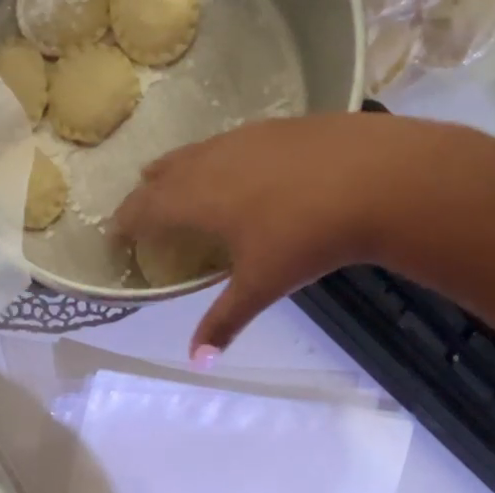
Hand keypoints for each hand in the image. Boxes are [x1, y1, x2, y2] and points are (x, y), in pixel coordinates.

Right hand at [114, 113, 442, 358]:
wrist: (379, 179)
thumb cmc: (306, 238)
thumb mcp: (261, 286)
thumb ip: (224, 322)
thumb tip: (197, 363)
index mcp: (198, 199)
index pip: (144, 207)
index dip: (125, 222)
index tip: (114, 236)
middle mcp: (214, 162)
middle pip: (164, 173)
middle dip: (146, 193)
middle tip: (139, 211)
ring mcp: (248, 138)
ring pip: (197, 151)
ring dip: (178, 170)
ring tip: (176, 184)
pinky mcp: (281, 126)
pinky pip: (231, 142)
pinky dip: (216, 158)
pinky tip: (236, 169)